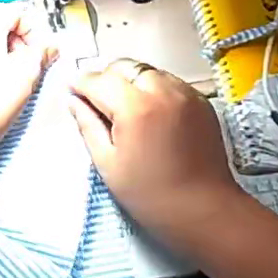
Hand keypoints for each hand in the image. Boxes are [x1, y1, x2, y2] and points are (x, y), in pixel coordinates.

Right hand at [68, 58, 250, 244]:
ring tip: (125, 108)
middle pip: (125, 67)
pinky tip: (150, 113)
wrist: (204, 210)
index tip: (72, 91)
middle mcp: (162, 91)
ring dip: (131, 81)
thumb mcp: (108, 164)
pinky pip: (169, 82)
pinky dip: (154, 89)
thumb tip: (74, 101)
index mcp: (135, 107)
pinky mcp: (201, 101)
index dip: (81, 84)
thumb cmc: (150, 195)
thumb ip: (88, 126)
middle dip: (106, 79)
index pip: (99, 80)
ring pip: (148, 71)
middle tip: (97, 102)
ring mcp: (185, 93)